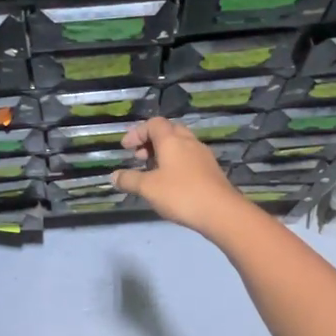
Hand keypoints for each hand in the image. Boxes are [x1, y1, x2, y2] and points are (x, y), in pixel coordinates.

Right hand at [111, 116, 252, 235]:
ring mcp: (203, 155)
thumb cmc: (181, 194)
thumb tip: (113, 176)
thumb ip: (129, 180)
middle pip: (168, 131)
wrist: (221, 212)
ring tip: (153, 172)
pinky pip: (189, 157)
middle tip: (139, 157)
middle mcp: (188, 141)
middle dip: (151, 141)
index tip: (126, 148)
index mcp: (172, 140)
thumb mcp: (148, 188)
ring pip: (180, 144)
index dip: (137, 132)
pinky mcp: (211, 169)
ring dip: (164, 152)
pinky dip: (176, 162)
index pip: (153, 124)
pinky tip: (171, 182)